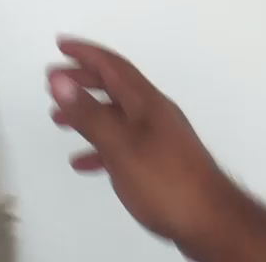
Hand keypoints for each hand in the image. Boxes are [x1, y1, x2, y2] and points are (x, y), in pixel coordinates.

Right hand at [47, 37, 246, 253]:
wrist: (210, 221)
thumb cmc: (166, 180)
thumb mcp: (120, 145)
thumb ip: (89, 113)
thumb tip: (61, 80)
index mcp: (144, 100)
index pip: (111, 65)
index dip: (85, 52)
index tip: (62, 44)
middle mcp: (152, 111)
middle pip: (113, 85)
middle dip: (83, 79)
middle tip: (55, 80)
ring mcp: (158, 135)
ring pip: (116, 114)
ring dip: (88, 112)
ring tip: (61, 119)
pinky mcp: (160, 160)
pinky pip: (123, 142)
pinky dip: (101, 145)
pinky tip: (86, 161)